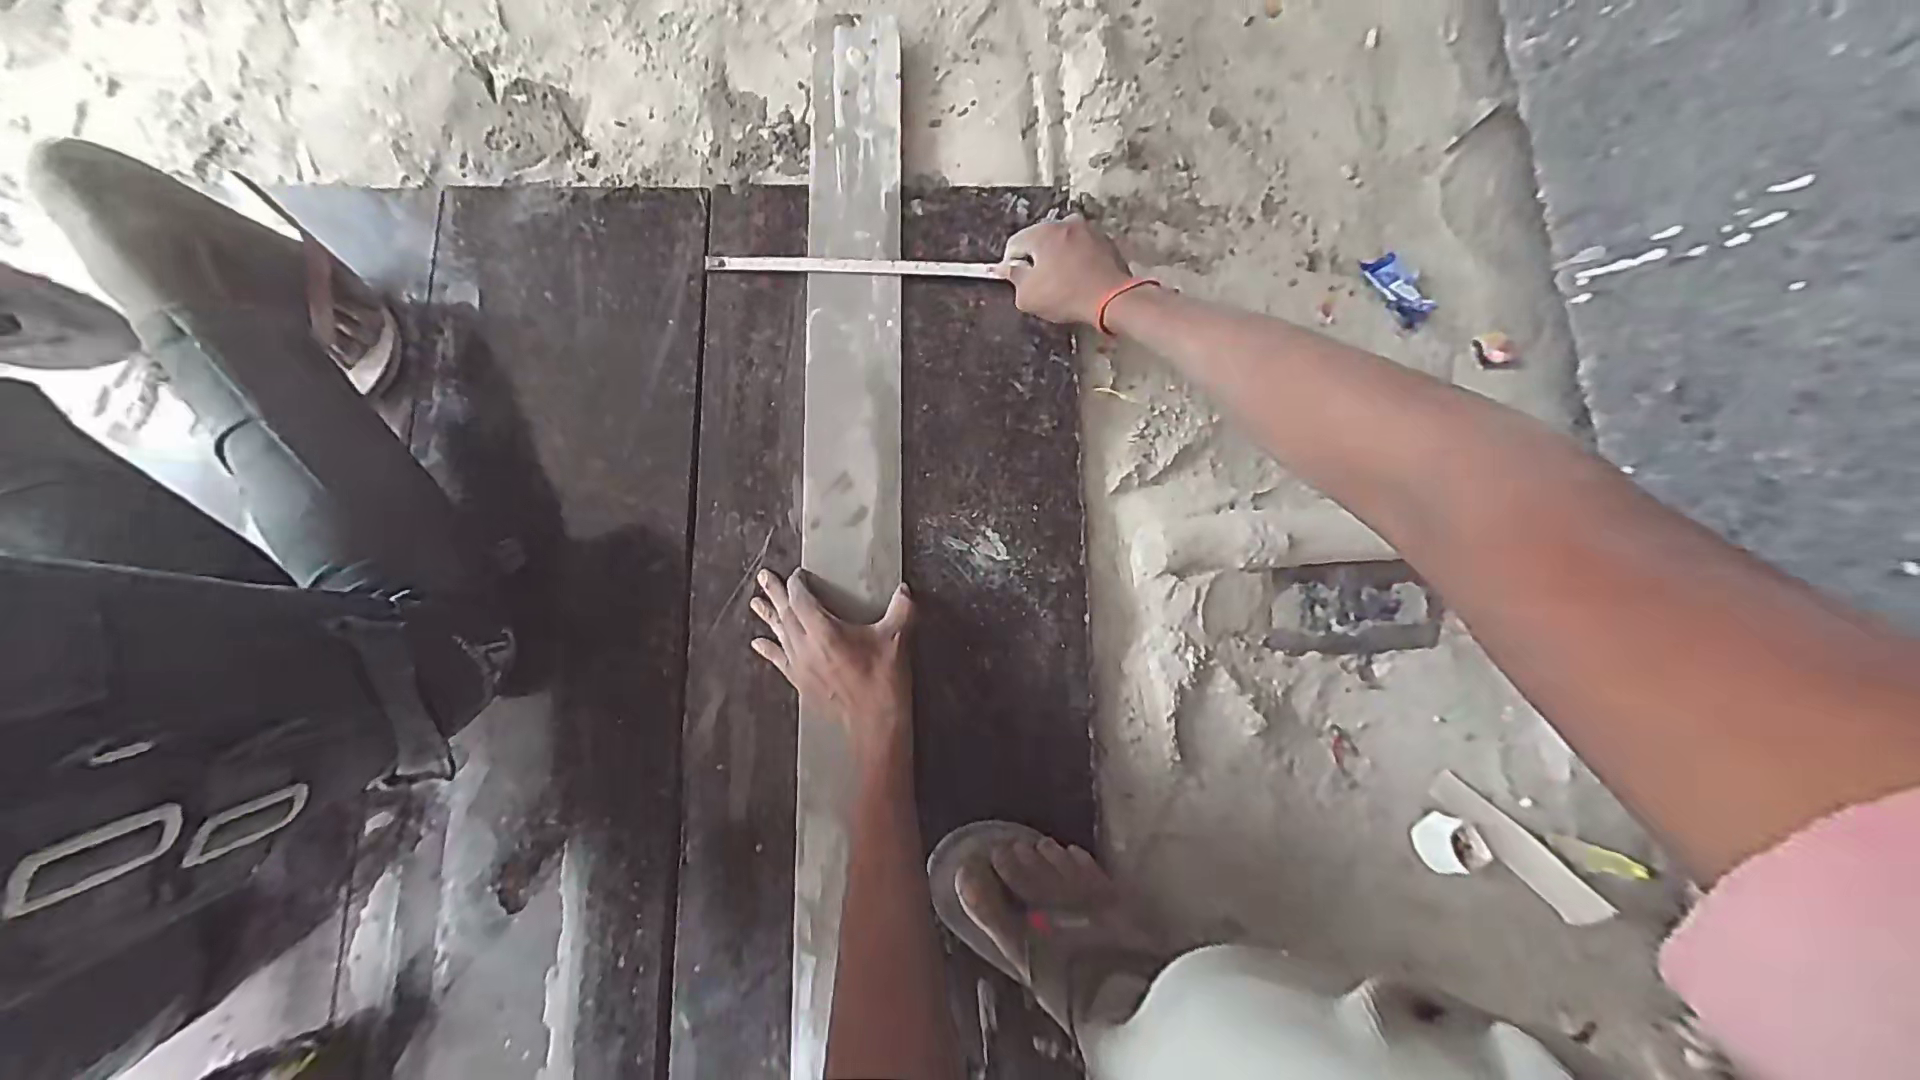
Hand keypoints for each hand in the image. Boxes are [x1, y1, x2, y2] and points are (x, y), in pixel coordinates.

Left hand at [751, 569, 915, 769]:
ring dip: (769, 616)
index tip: (798, 574)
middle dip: (776, 594)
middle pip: (785, 614)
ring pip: (779, 634)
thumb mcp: (896, 639)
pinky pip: (779, 660)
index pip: (802, 600)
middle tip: (764, 577)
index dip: (798, 585)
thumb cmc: (884, 678)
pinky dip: (769, 649)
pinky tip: (758, 643)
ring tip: (756, 602)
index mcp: (826, 631)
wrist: (874, 719)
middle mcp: (806, 646)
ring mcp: (800, 665)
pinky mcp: (801, 681)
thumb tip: (904, 590)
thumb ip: (902, 609)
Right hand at [1002, 214, 1135, 325]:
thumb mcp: (1028, 295)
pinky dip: (1077, 259)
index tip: (1017, 282)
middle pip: (1040, 240)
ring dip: (1058, 258)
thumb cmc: (1064, 296)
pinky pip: (1082, 248)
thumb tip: (1006, 268)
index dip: (1010, 265)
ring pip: (1062, 242)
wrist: (1112, 299)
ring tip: (1062, 282)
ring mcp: (1088, 229)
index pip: (1014, 244)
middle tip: (1041, 284)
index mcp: (1042, 232)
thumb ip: (1014, 278)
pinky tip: (1080, 279)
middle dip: (1036, 259)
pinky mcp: (1105, 240)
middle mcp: (1065, 222)